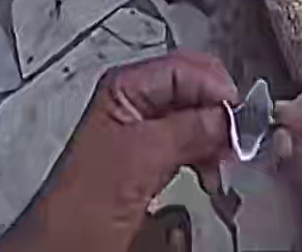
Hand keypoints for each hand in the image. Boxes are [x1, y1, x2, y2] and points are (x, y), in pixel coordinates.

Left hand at [0, 51, 236, 251]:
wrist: (61, 251)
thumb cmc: (82, 205)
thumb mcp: (141, 158)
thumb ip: (187, 129)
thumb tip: (228, 114)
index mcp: (125, 86)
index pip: (183, 68)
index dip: (214, 87)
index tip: (240, 116)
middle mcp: (135, 101)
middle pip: (191, 87)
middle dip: (217, 108)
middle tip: (238, 137)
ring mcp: (142, 130)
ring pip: (193, 115)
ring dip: (214, 133)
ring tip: (225, 159)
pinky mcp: (148, 159)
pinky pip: (188, 142)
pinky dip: (205, 153)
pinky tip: (211, 171)